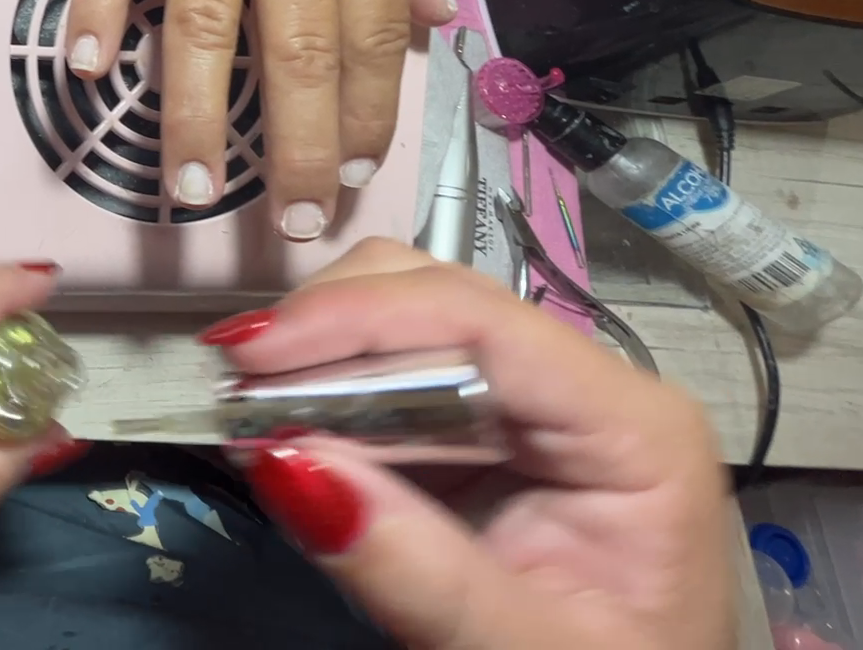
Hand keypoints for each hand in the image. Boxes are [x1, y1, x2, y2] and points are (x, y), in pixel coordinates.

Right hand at [65, 0, 454, 238]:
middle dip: (293, 147)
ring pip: (205, 22)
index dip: (363, 115)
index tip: (348, 177)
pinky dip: (97, 11)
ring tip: (192, 186)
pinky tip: (85, 69)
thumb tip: (438, 18)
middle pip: (296, 48)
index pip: (374, 31)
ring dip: (195, 112)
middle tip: (288, 221)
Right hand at [197, 239, 732, 648]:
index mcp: (624, 424)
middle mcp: (568, 375)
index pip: (475, 319)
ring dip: (304, 341)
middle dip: (317, 325)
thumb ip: (418, 573)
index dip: (351, 316)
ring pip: (385, 301)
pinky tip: (279, 406)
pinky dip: (310, 365)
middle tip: (238, 385)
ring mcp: (512, 379)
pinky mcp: (458, 395)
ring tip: (251, 401)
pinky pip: (370, 345)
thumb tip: (285, 461)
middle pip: (420, 288)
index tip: (249, 352)